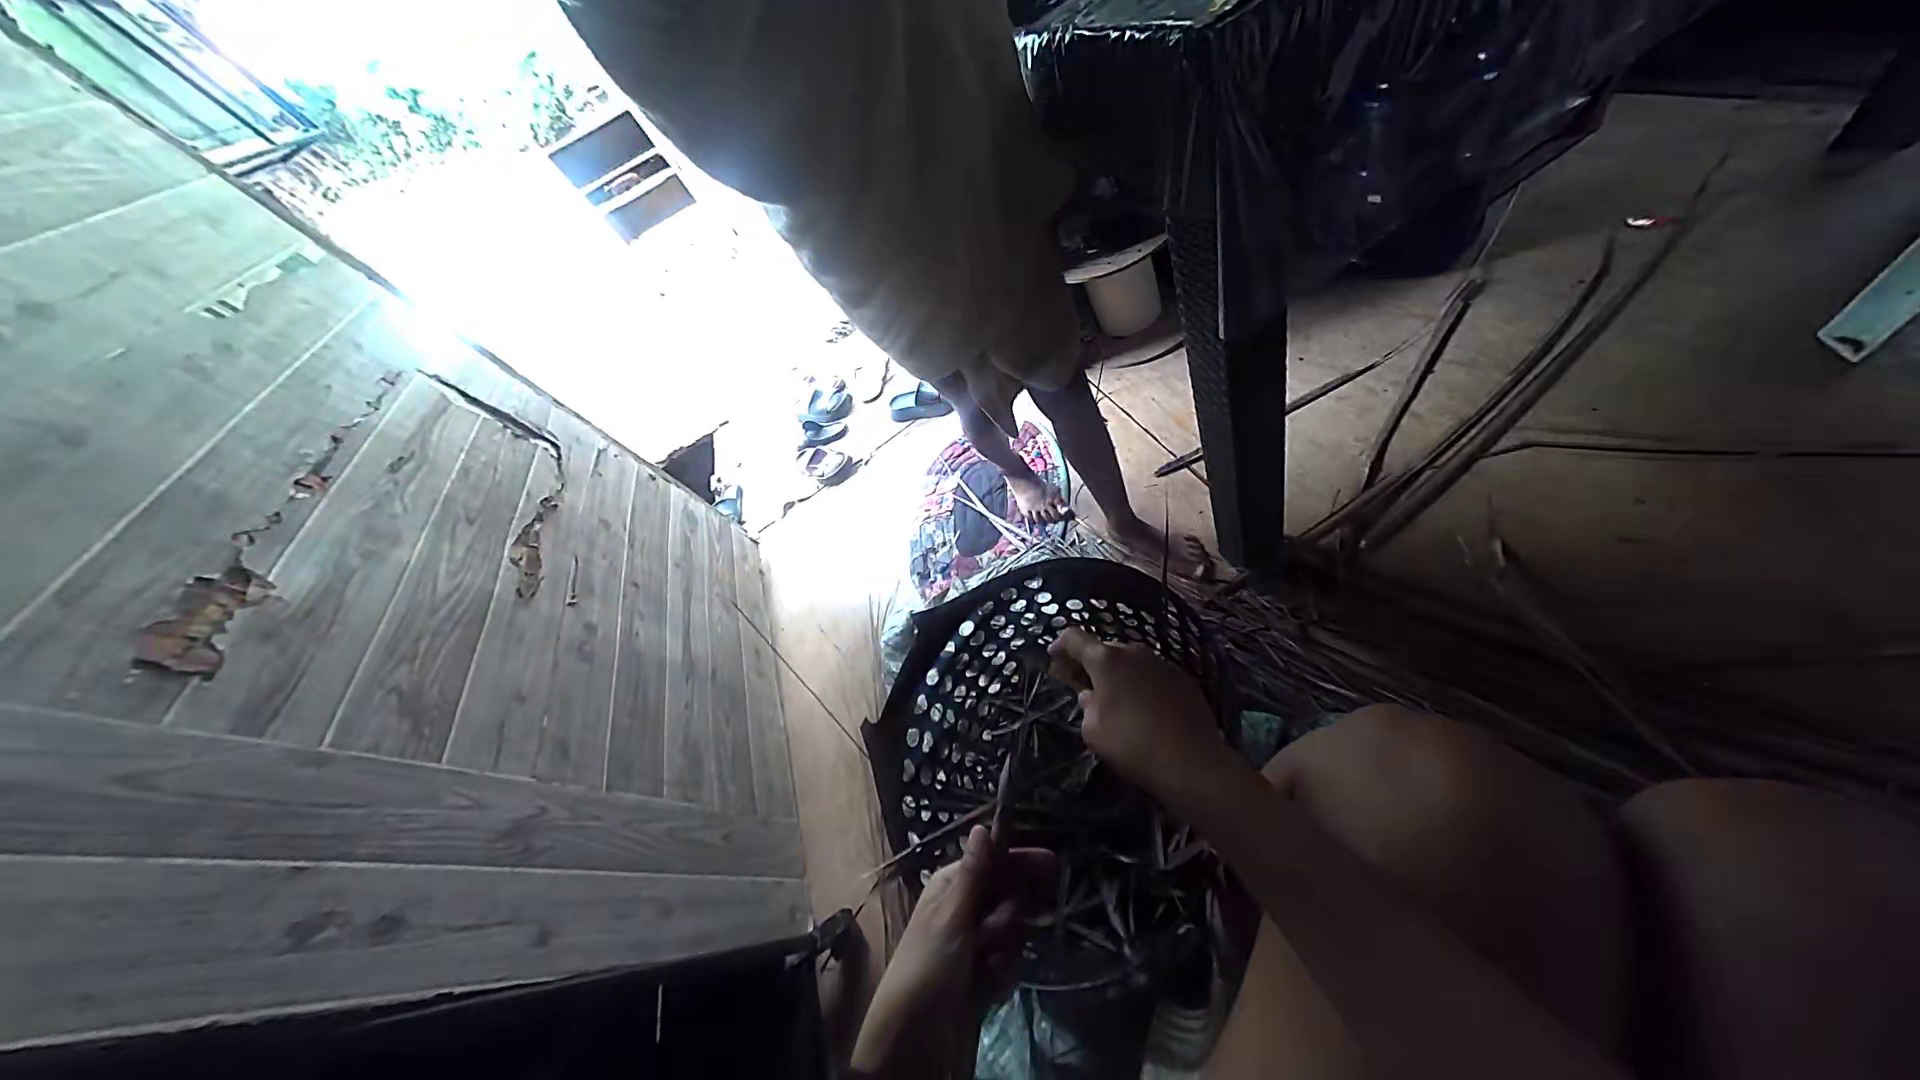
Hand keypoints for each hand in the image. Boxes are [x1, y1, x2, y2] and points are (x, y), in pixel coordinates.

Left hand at [852, 825, 1054, 1077]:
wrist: (916, 1039)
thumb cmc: (930, 966)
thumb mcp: (952, 914)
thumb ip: (973, 872)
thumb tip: (982, 826)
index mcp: (952, 886)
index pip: (995, 863)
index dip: (1022, 862)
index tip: (1052, 863)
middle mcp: (965, 909)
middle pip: (1009, 897)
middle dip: (1006, 917)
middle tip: (985, 938)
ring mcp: (976, 944)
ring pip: (1014, 931)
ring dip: (1003, 949)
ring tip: (980, 967)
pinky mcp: (985, 975)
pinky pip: (1012, 962)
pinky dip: (1002, 974)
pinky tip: (985, 986)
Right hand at [1050, 627, 1231, 799]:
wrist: (1192, 762)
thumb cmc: (1132, 744)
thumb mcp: (1092, 730)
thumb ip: (1086, 705)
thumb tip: (1091, 695)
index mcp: (1106, 659)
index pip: (1074, 638)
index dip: (1060, 646)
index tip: (1054, 660)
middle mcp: (1134, 652)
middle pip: (1104, 649)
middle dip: (1090, 663)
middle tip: (1082, 684)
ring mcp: (1162, 663)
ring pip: (1131, 661)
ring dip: (1118, 674)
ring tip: (1115, 698)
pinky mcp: (1184, 679)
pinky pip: (1152, 675)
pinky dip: (1142, 684)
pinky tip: (1144, 708)